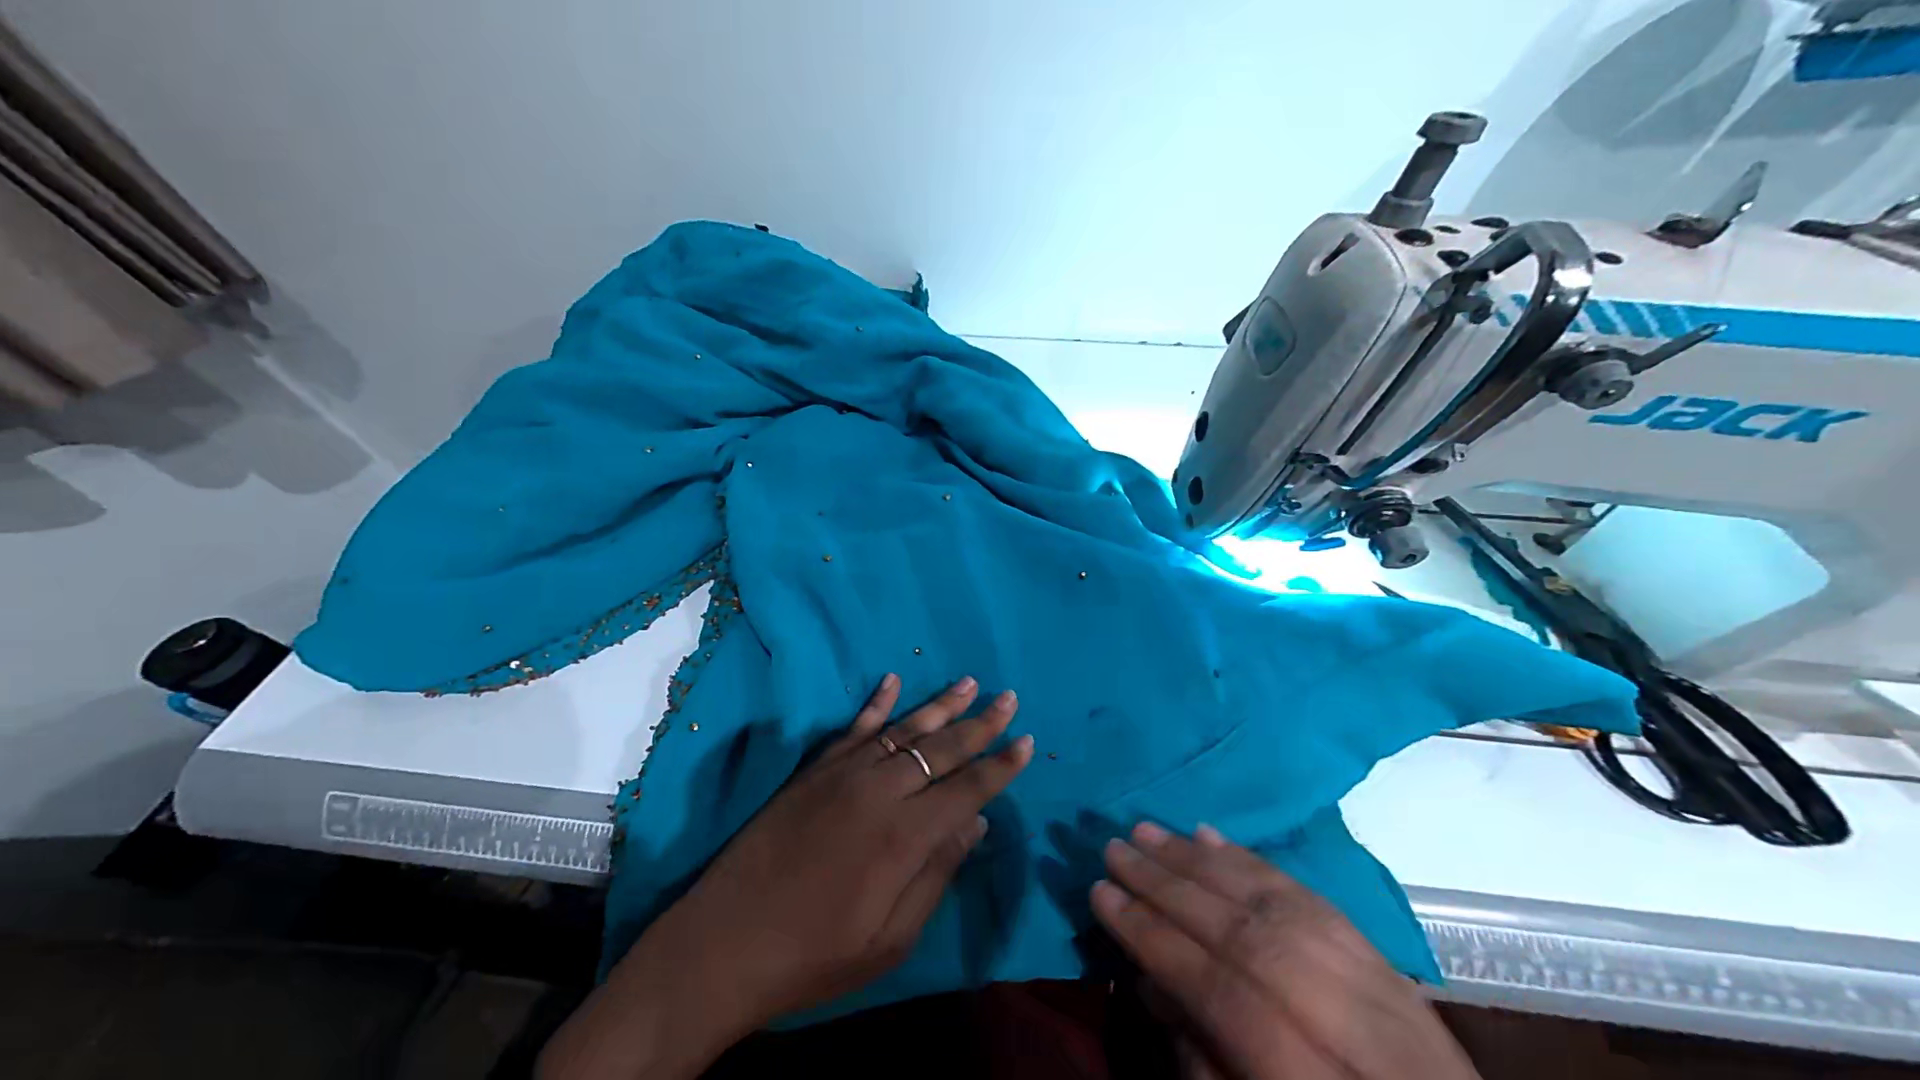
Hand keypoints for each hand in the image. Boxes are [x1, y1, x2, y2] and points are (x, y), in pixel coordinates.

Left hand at [539, 674, 1032, 1079]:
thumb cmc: (815, 955)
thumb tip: (976, 823)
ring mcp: (842, 776)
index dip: (1000, 766)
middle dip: (980, 724)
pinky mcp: (812, 773)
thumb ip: (936, 874)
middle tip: (1009, 698)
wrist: (724, 944)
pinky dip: (875, 703)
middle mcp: (879, 792)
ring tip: (968, 683)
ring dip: (940, 705)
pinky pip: (853, 729)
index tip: (1026, 742)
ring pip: (903, 729)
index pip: (967, 789)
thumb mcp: (890, 939)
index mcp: (904, 836)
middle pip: (942, 749)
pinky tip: (893, 681)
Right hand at [1092, 823, 1479, 1079]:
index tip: (1100, 896)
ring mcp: (1381, 989)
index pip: (1225, 993)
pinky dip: (1254, 863)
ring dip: (1202, 861)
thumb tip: (1151, 980)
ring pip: (1279, 905)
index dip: (1155, 939)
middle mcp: (1358, 1029)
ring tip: (1146, 830)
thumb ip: (1201, 1063)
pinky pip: (1314, 898)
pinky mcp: (1387, 962)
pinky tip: (1212, 836)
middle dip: (1169, 887)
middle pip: (1251, 938)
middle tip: (1112, 849)